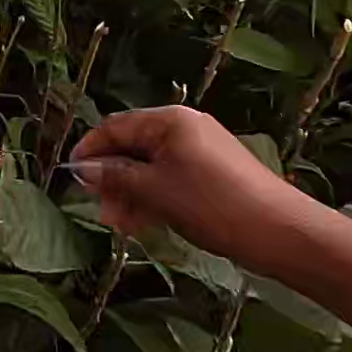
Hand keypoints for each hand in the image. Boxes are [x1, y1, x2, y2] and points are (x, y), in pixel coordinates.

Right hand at [71, 105, 308, 272]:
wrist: (281, 231)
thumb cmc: (213, 204)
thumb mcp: (157, 191)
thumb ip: (117, 177)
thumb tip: (82, 169)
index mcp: (169, 120)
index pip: (116, 126)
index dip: (91, 149)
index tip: (70, 175)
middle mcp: (183, 126)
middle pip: (134, 146)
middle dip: (113, 177)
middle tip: (103, 212)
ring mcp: (199, 148)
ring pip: (152, 165)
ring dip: (132, 192)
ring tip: (124, 225)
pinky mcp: (212, 171)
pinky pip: (171, 177)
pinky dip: (155, 196)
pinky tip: (147, 222)